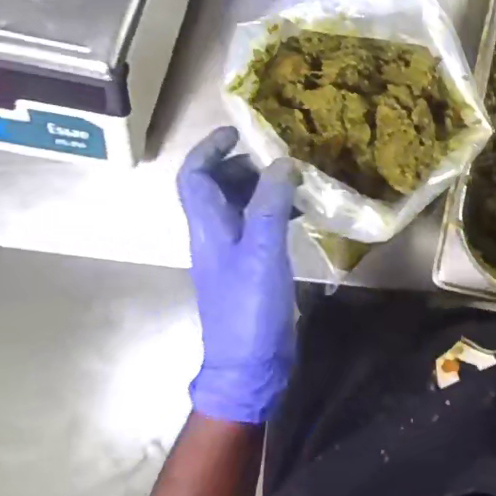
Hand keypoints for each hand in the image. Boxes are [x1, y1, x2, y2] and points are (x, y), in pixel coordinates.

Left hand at [177, 127, 297, 423]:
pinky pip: (257, 228)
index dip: (209, 149)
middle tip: (279, 156)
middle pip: (215, 187)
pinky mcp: (250, 269)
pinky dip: (274, 212)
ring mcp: (232, 254)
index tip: (238, 132)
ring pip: (238, 207)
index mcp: (207, 227)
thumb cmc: (249, 307)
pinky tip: (301, 213)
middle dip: (242, 165)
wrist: (249, 364)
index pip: (194, 176)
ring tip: (295, 179)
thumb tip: (281, 163)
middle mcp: (214, 235)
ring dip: (261, 188)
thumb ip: (269, 205)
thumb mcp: (261, 251)